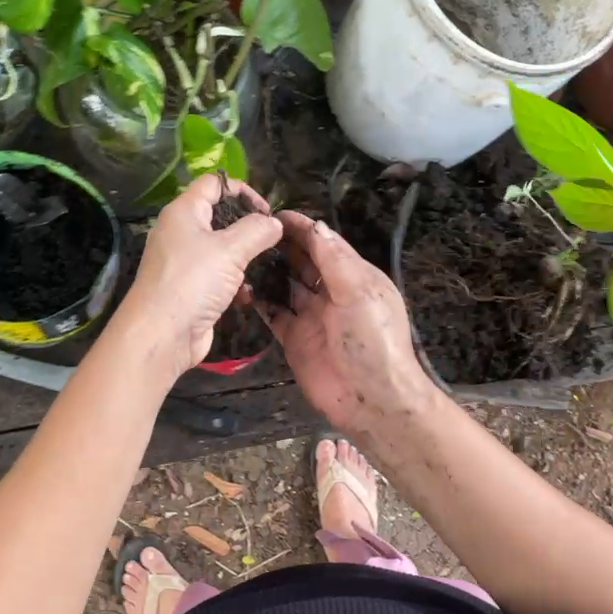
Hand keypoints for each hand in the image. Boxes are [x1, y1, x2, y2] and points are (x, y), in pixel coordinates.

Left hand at [110, 174, 282, 382]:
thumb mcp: (230, 250)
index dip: (241, 189)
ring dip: (244, 257)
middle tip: (271, 238)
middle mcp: (180, 233)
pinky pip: (217, 277)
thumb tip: (274, 223)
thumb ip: (256, 231)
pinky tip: (247, 294)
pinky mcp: (190, 289)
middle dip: (247, 225)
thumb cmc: (193, 282)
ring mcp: (184, 263)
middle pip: (218, 216)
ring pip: (220, 250)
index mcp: (184, 212)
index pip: (213, 184)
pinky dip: (233, 282)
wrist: (162, 335)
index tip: (266, 210)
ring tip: (265, 264)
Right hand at [258, 212, 439, 436]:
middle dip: (281, 246)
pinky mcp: (294, 339)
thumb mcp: (359, 293)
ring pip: (285, 285)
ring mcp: (312, 316)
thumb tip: (316, 226)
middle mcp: (332, 293)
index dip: (302, 229)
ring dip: (267, 270)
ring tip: (240, 253)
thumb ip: (335, 260)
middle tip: (248, 230)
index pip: (325, 244)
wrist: (371, 399)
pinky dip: (259, 300)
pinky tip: (240, 285)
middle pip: (303, 262)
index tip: (274, 214)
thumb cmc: (373, 341)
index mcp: (355, 277)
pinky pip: (274, 313)